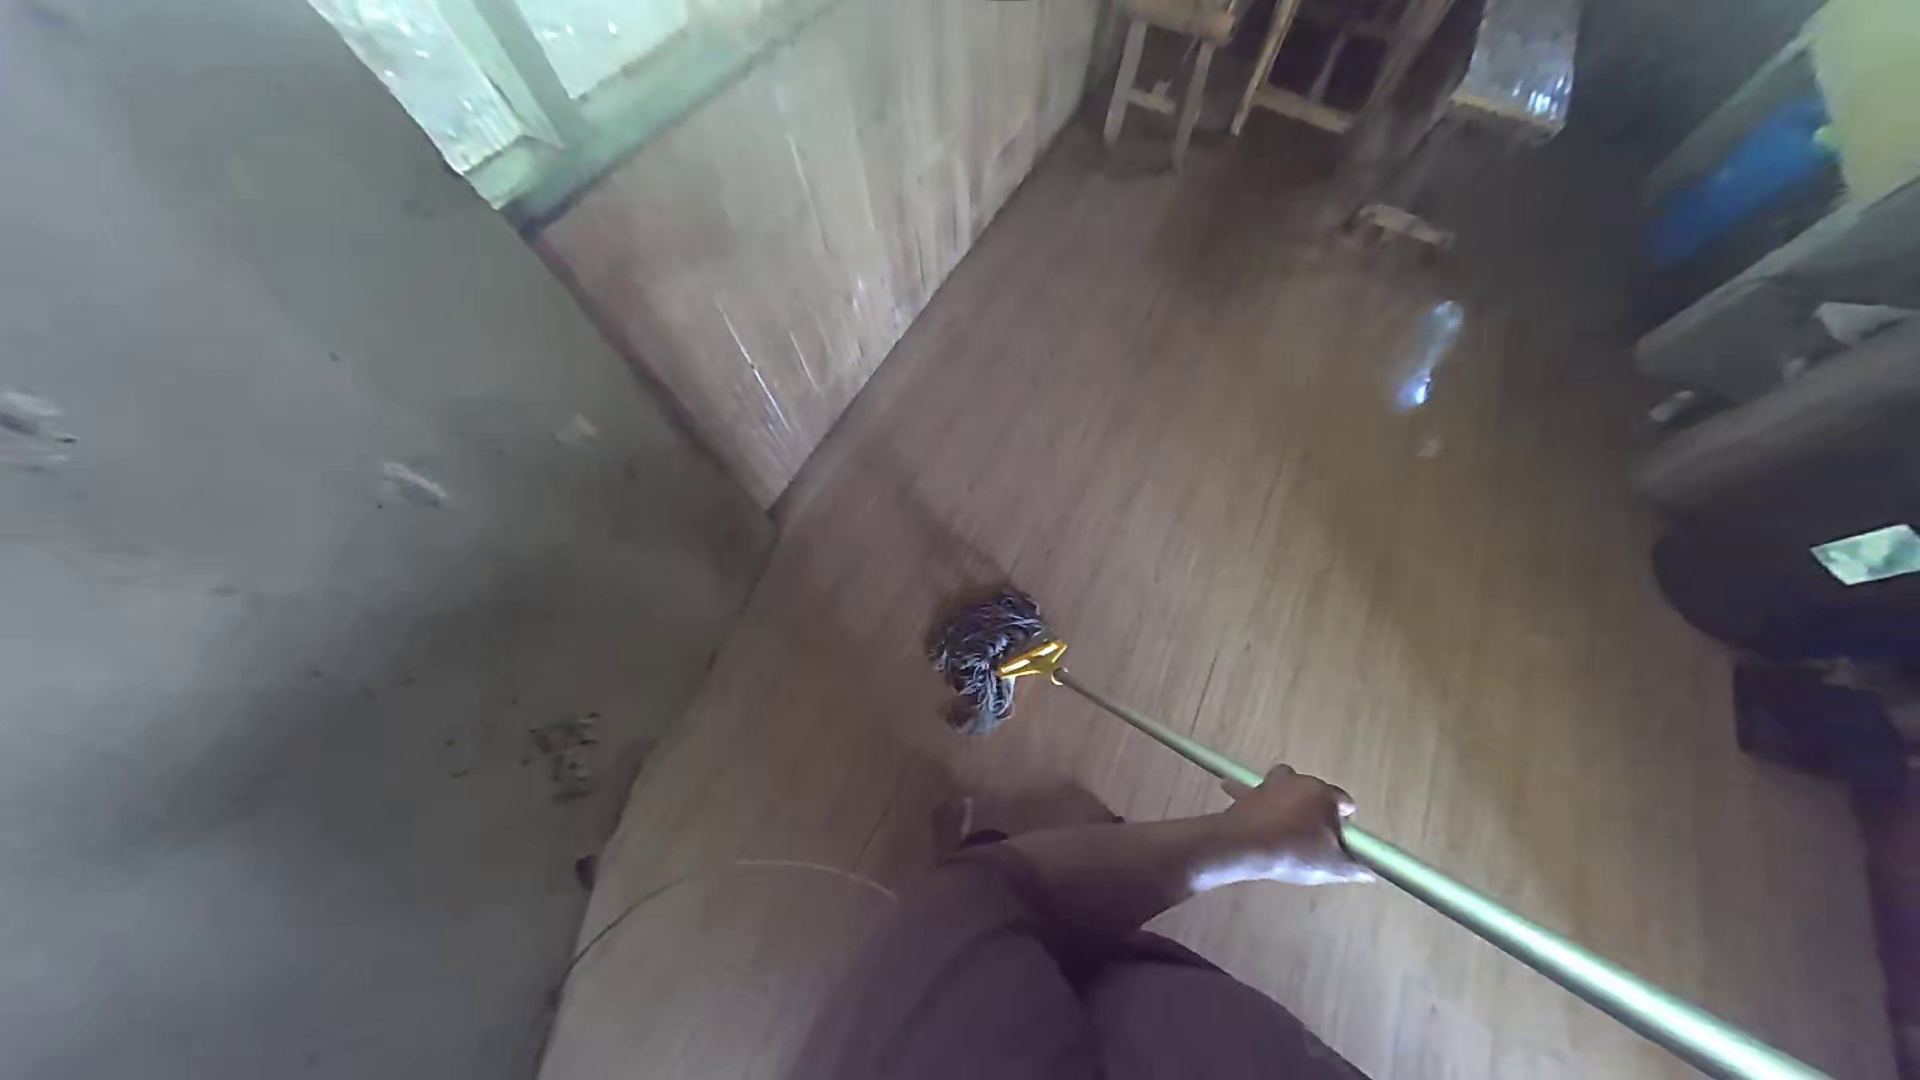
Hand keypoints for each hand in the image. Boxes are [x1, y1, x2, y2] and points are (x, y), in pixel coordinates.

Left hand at [1209, 764, 1373, 885]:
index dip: (1345, 821)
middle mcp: (1296, 780)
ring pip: (1282, 781)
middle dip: (1316, 808)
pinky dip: (1245, 793)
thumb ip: (1354, 867)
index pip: (1343, 801)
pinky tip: (1235, 794)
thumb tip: (1368, 872)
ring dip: (1285, 794)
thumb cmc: (1297, 852)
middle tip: (1314, 834)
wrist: (1247, 845)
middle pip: (1313, 790)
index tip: (1341, 838)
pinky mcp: (1247, 791)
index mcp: (1322, 793)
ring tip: (1286, 816)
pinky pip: (1247, 788)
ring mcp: (1269, 783)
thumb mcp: (1335, 866)